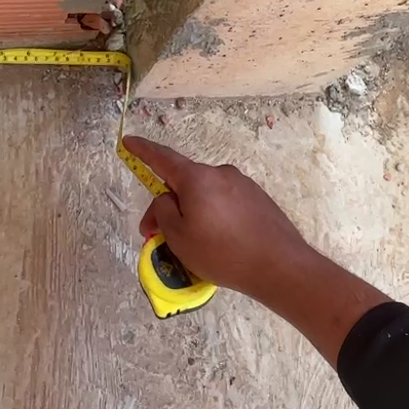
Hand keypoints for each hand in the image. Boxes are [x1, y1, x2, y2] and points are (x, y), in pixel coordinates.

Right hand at [123, 136, 388, 365]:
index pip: (162, 158)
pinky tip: (220, 244)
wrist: (281, 267)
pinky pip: (226, 204)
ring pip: (206, 195)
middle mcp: (220, 173)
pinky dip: (215, 217)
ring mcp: (243, 185)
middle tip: (156, 235)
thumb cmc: (222, 252)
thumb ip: (163, 212)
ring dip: (193, 213)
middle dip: (168, 206)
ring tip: (193, 246)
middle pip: (184, 183)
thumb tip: (167, 200)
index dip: (142, 150)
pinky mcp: (259, 200)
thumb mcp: (179, 237)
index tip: (128, 141)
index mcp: (197, 178)